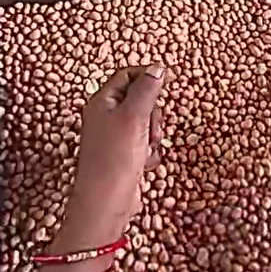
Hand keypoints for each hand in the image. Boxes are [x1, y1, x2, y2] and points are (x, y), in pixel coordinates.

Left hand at [56, 65, 164, 250]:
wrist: (106, 204)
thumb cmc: (114, 160)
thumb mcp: (134, 117)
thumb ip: (147, 89)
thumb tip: (157, 68)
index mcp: (101, 102)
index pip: (126, 75)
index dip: (147, 75)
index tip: (168, 78)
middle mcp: (105, 117)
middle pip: (139, 99)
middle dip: (152, 111)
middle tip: (152, 125)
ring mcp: (114, 137)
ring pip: (145, 122)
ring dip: (153, 132)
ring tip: (148, 146)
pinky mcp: (123, 155)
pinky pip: (144, 143)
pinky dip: (149, 151)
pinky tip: (145, 162)